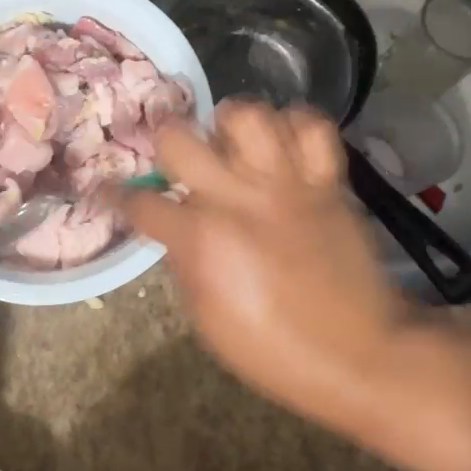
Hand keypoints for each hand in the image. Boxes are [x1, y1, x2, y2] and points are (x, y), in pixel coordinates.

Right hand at [120, 99, 407, 429]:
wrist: (362, 356)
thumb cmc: (276, 350)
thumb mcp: (208, 320)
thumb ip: (186, 262)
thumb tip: (178, 229)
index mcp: (201, 240)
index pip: (141, 203)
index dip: (116, 196)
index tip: (107, 190)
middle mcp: (238, 198)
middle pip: (179, 136)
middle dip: (165, 140)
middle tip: (175, 154)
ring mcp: (286, 183)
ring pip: (249, 115)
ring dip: (232, 123)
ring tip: (233, 142)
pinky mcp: (327, 181)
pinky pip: (312, 126)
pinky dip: (296, 127)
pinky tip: (285, 145)